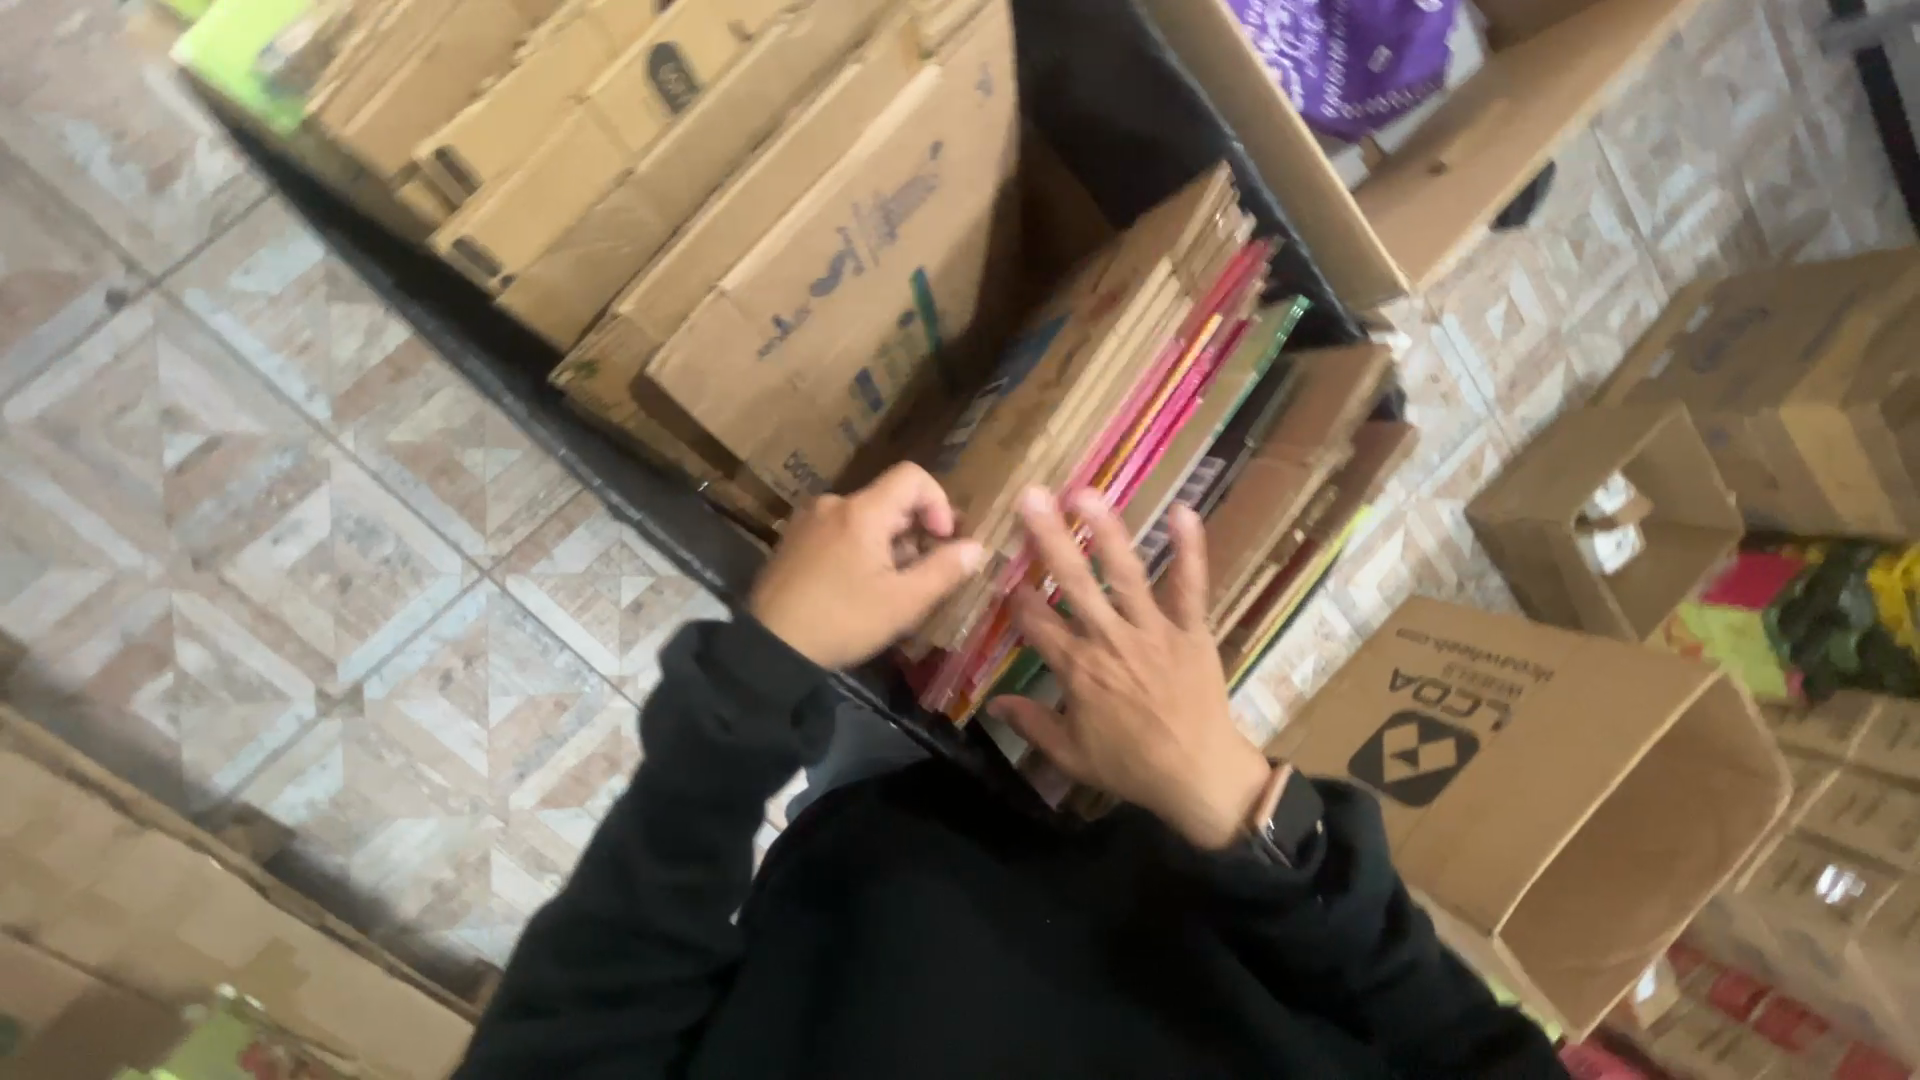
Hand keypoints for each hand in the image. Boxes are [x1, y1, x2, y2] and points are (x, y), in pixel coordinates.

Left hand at [748, 463, 985, 669]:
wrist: (769, 647)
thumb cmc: (842, 622)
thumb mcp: (903, 603)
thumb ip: (944, 570)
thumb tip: (976, 547)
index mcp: (862, 511)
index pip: (912, 476)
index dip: (938, 502)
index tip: (942, 540)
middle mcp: (833, 504)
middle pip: (889, 499)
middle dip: (914, 530)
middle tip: (920, 573)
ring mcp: (808, 520)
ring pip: (865, 517)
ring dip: (887, 542)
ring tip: (888, 586)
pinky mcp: (793, 540)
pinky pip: (839, 530)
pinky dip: (859, 547)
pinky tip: (855, 586)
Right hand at [989, 488, 1269, 849]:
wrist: (1200, 777)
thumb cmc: (1132, 767)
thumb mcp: (1071, 755)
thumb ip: (1031, 724)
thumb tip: (993, 703)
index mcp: (1078, 669)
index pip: (1036, 622)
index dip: (1018, 597)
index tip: (1007, 573)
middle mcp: (1109, 639)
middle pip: (1073, 582)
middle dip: (1049, 538)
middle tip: (1030, 497)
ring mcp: (1153, 630)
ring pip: (1124, 574)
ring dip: (1105, 532)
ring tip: (1086, 493)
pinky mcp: (1191, 630)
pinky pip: (1190, 586)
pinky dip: (1189, 550)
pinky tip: (1183, 511)